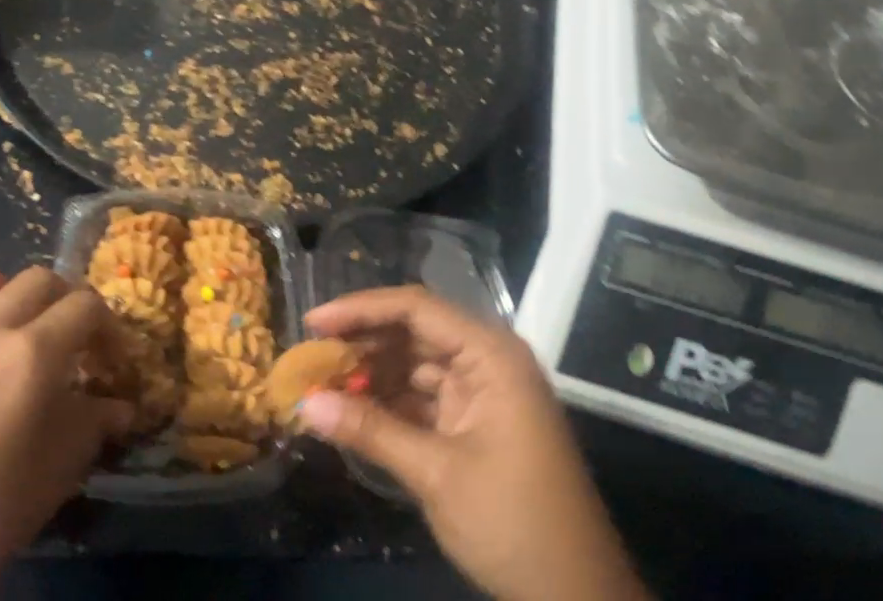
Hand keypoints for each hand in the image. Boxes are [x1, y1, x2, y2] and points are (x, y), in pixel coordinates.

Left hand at [0, 267, 132, 600]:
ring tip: (18, 334)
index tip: (111, 360)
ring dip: (11, 297)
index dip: (108, 327)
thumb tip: (119, 407)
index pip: (86, 305)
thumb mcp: (59, 470)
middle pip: (38, 279)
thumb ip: (93, 424)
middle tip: (72, 341)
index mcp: (33, 353)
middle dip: (66, 301)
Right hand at [301, 287, 648, 600]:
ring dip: (370, 375)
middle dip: (361, 343)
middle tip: (308, 357)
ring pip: (415, 366)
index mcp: (491, 356)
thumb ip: (371, 430)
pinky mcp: (476, 426)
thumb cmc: (513, 521)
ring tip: (319, 383)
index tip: (311, 323)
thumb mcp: (436, 473)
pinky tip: (348, 410)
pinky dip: (387, 404)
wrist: (577, 595)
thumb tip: (305, 402)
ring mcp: (483, 395)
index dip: (361, 310)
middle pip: (415, 333)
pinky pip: (423, 399)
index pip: (417, 310)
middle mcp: (488, 363)